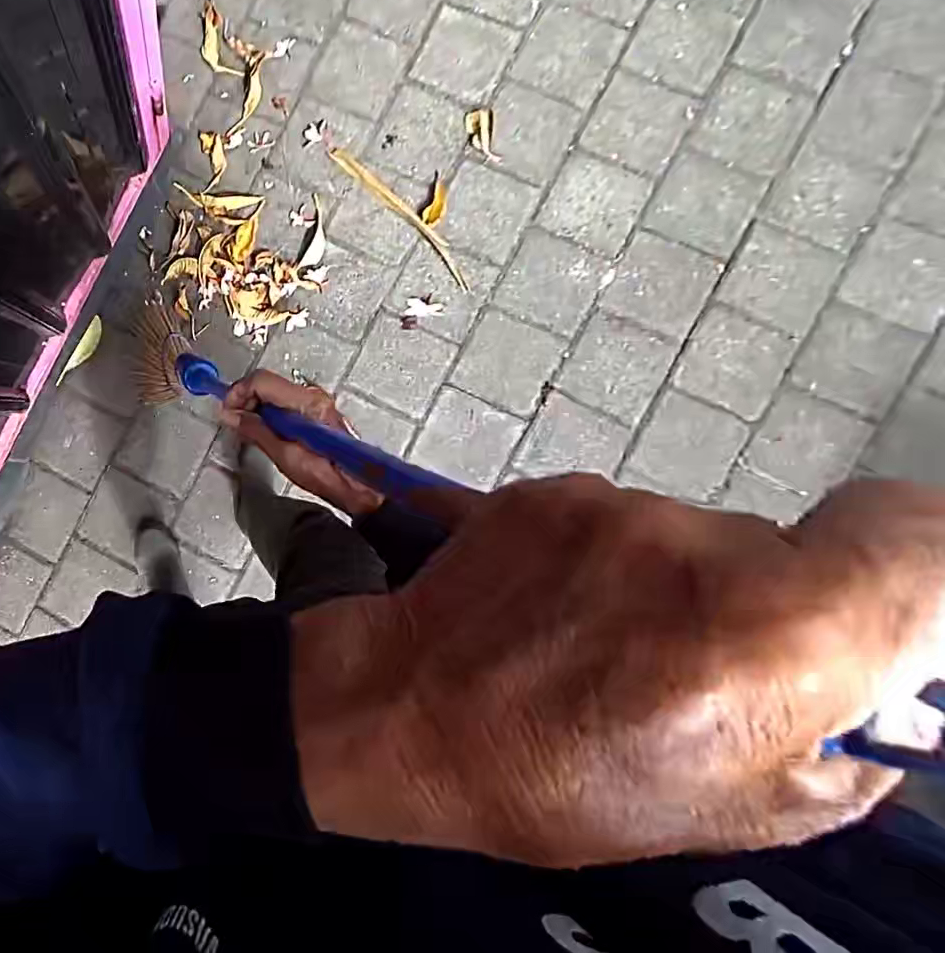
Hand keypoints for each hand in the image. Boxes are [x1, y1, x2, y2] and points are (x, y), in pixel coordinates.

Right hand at [219, 370, 385, 518]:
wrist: (356, 484)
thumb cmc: (327, 474)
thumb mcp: (282, 454)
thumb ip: (254, 430)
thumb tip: (231, 416)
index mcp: (305, 404)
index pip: (261, 381)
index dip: (238, 393)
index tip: (228, 410)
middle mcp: (312, 396)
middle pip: (265, 382)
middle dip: (244, 399)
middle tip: (234, 420)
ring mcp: (315, 400)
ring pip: (272, 391)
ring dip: (255, 406)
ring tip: (248, 429)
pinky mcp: (314, 409)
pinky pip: (282, 400)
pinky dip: (267, 411)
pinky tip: (265, 430)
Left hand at [288, 474, 944, 867]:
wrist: (403, 709)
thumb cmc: (566, 777)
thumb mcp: (759, 800)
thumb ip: (855, 722)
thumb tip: (887, 669)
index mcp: (789, 622)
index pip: (917, 531)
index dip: (906, 564)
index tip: (871, 602)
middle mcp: (694, 539)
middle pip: (775, 544)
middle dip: (754, 595)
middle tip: (680, 655)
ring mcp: (596, 507)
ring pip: (676, 532)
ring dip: (658, 575)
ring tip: (590, 635)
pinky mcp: (523, 495)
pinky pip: (597, 518)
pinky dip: (588, 552)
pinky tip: (544, 602)